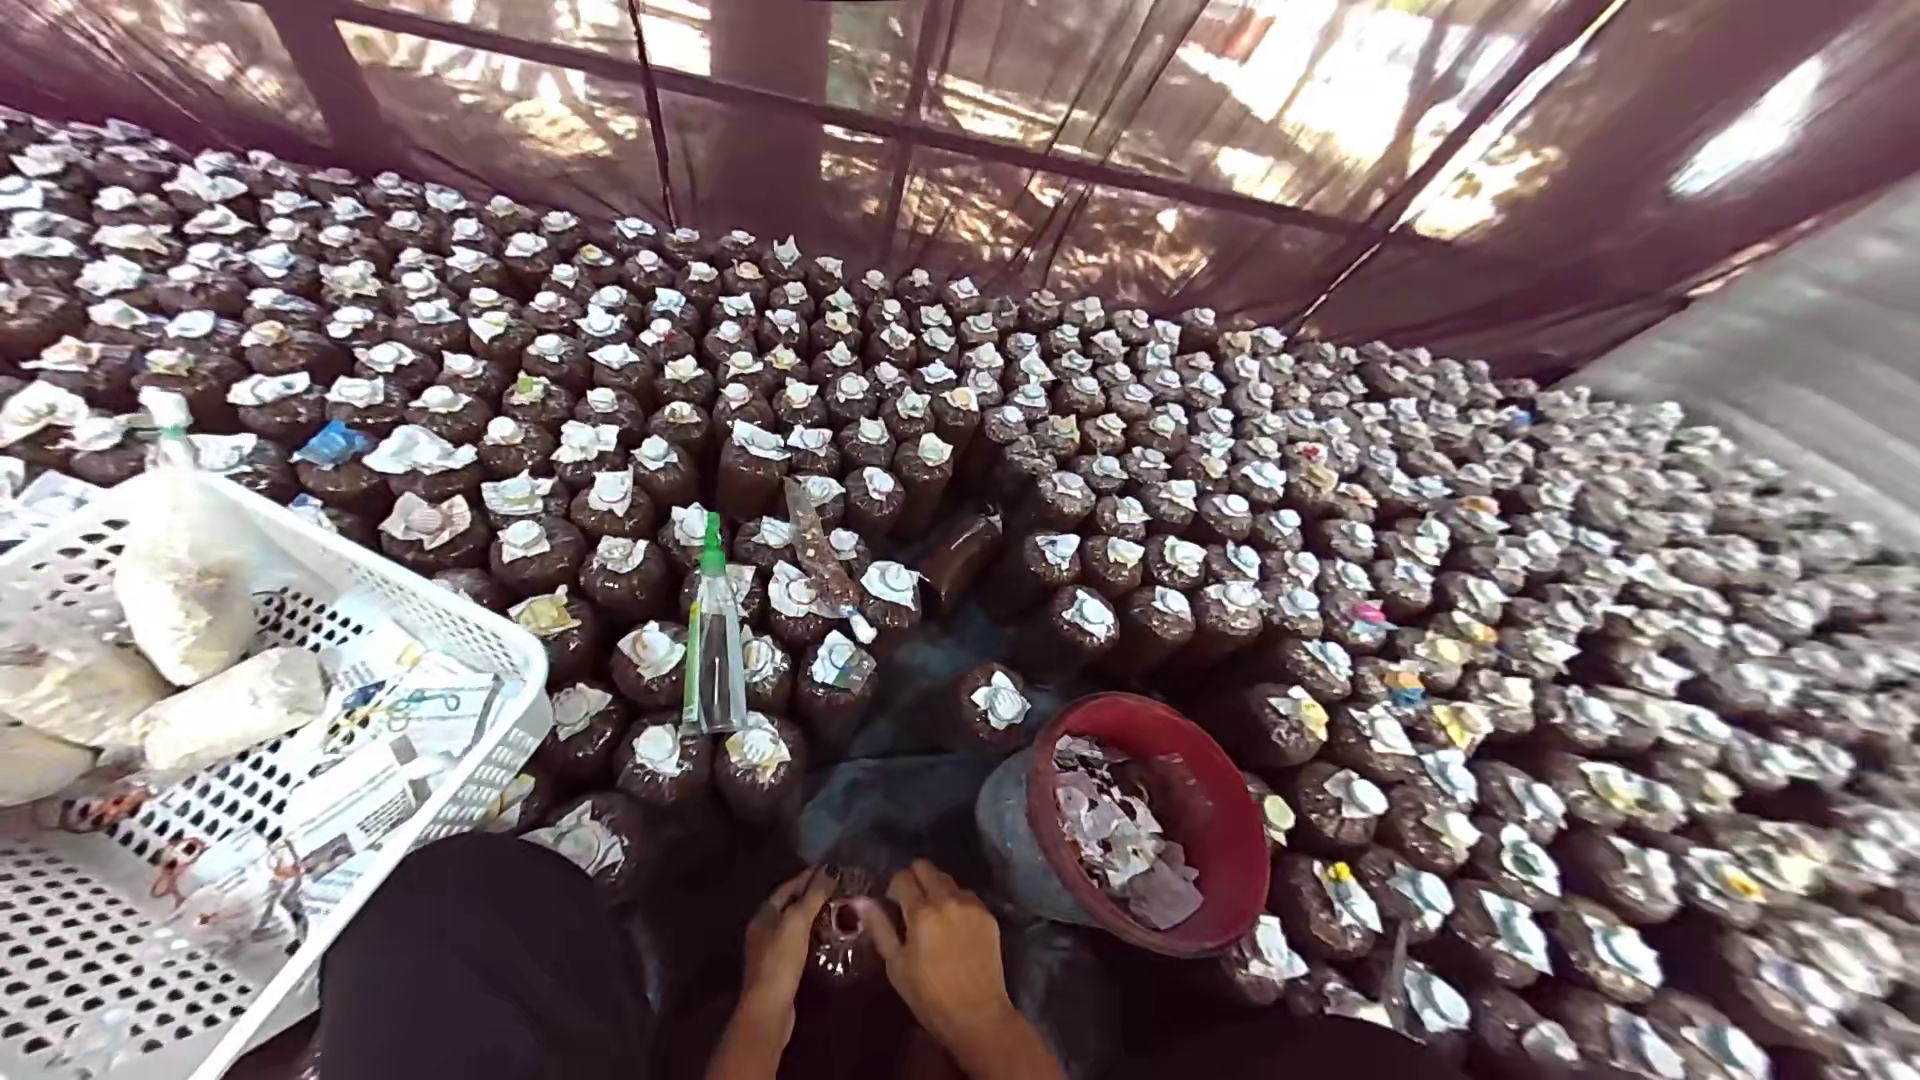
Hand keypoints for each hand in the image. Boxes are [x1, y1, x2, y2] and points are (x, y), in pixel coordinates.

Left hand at [739, 866, 832, 1035]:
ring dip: (814, 914)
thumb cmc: (780, 960)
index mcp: (764, 914)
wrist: (769, 1010)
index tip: (830, 868)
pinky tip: (828, 934)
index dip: (808, 875)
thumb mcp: (797, 921)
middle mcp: (764, 929)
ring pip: (795, 923)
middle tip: (838, 887)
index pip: (788, 886)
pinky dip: (813, 933)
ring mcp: (771, 950)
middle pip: (791, 904)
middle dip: (812, 893)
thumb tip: (830, 869)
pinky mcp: (781, 968)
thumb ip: (813, 895)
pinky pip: (799, 940)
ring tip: (838, 907)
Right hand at [854, 860, 1021, 1064]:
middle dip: (915, 879)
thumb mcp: (897, 965)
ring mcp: (970, 904)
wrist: (977, 1015)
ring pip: (947, 879)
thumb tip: (859, 900)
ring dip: (937, 890)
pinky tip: (955, 927)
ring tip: (935, 918)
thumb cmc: (929, 996)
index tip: (894, 906)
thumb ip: (879, 927)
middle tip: (912, 906)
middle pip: (926, 867)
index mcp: (922, 912)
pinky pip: (967, 895)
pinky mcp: (987, 913)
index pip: (902, 877)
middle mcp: (947, 899)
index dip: (894, 889)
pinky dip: (956, 902)